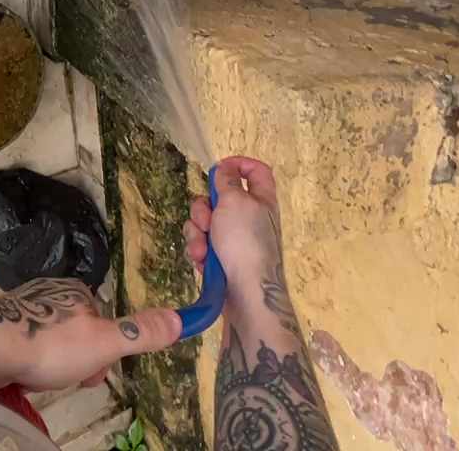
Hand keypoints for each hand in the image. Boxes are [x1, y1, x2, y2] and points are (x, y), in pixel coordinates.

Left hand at [0, 278, 180, 389]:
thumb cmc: (50, 344)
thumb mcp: (103, 342)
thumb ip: (138, 332)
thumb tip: (180, 317)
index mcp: (78, 291)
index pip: (104, 327)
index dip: (101, 356)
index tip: (89, 369)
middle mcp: (54, 292)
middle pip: (81, 337)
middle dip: (76, 364)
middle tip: (60, 372)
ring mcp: (29, 306)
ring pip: (56, 346)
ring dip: (53, 367)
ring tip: (39, 373)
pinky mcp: (8, 322)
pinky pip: (31, 348)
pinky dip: (32, 364)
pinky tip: (23, 371)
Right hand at [181, 157, 284, 301]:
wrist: (247, 295)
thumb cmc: (245, 242)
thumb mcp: (235, 202)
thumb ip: (227, 181)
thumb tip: (225, 170)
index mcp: (261, 201)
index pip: (256, 171)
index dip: (239, 164)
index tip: (219, 168)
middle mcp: (249, 217)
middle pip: (219, 197)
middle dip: (203, 208)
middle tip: (206, 220)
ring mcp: (235, 239)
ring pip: (205, 221)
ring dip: (197, 233)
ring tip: (202, 249)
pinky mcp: (222, 257)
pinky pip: (201, 242)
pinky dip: (198, 249)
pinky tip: (200, 260)